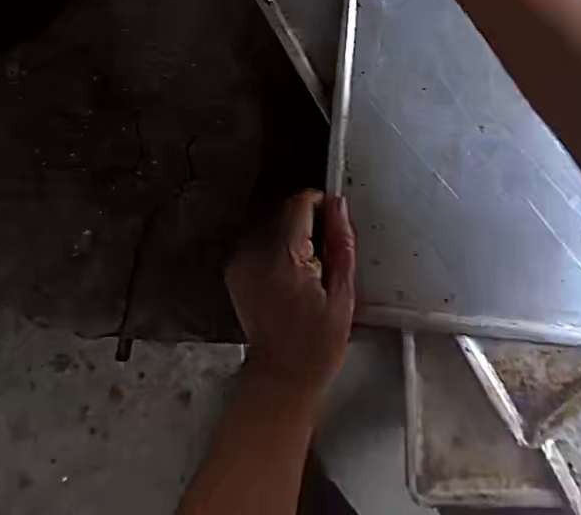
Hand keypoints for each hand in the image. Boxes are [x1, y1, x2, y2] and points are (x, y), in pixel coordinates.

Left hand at [226, 189, 357, 397]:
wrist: (282, 378)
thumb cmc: (315, 347)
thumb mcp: (344, 293)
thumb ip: (342, 243)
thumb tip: (339, 207)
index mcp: (284, 260)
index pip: (300, 203)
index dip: (322, 204)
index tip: (334, 217)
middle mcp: (256, 257)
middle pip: (286, 210)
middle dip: (309, 222)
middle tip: (325, 252)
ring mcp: (242, 264)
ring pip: (274, 221)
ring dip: (294, 233)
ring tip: (308, 266)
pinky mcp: (236, 271)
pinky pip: (261, 239)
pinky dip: (279, 246)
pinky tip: (291, 273)